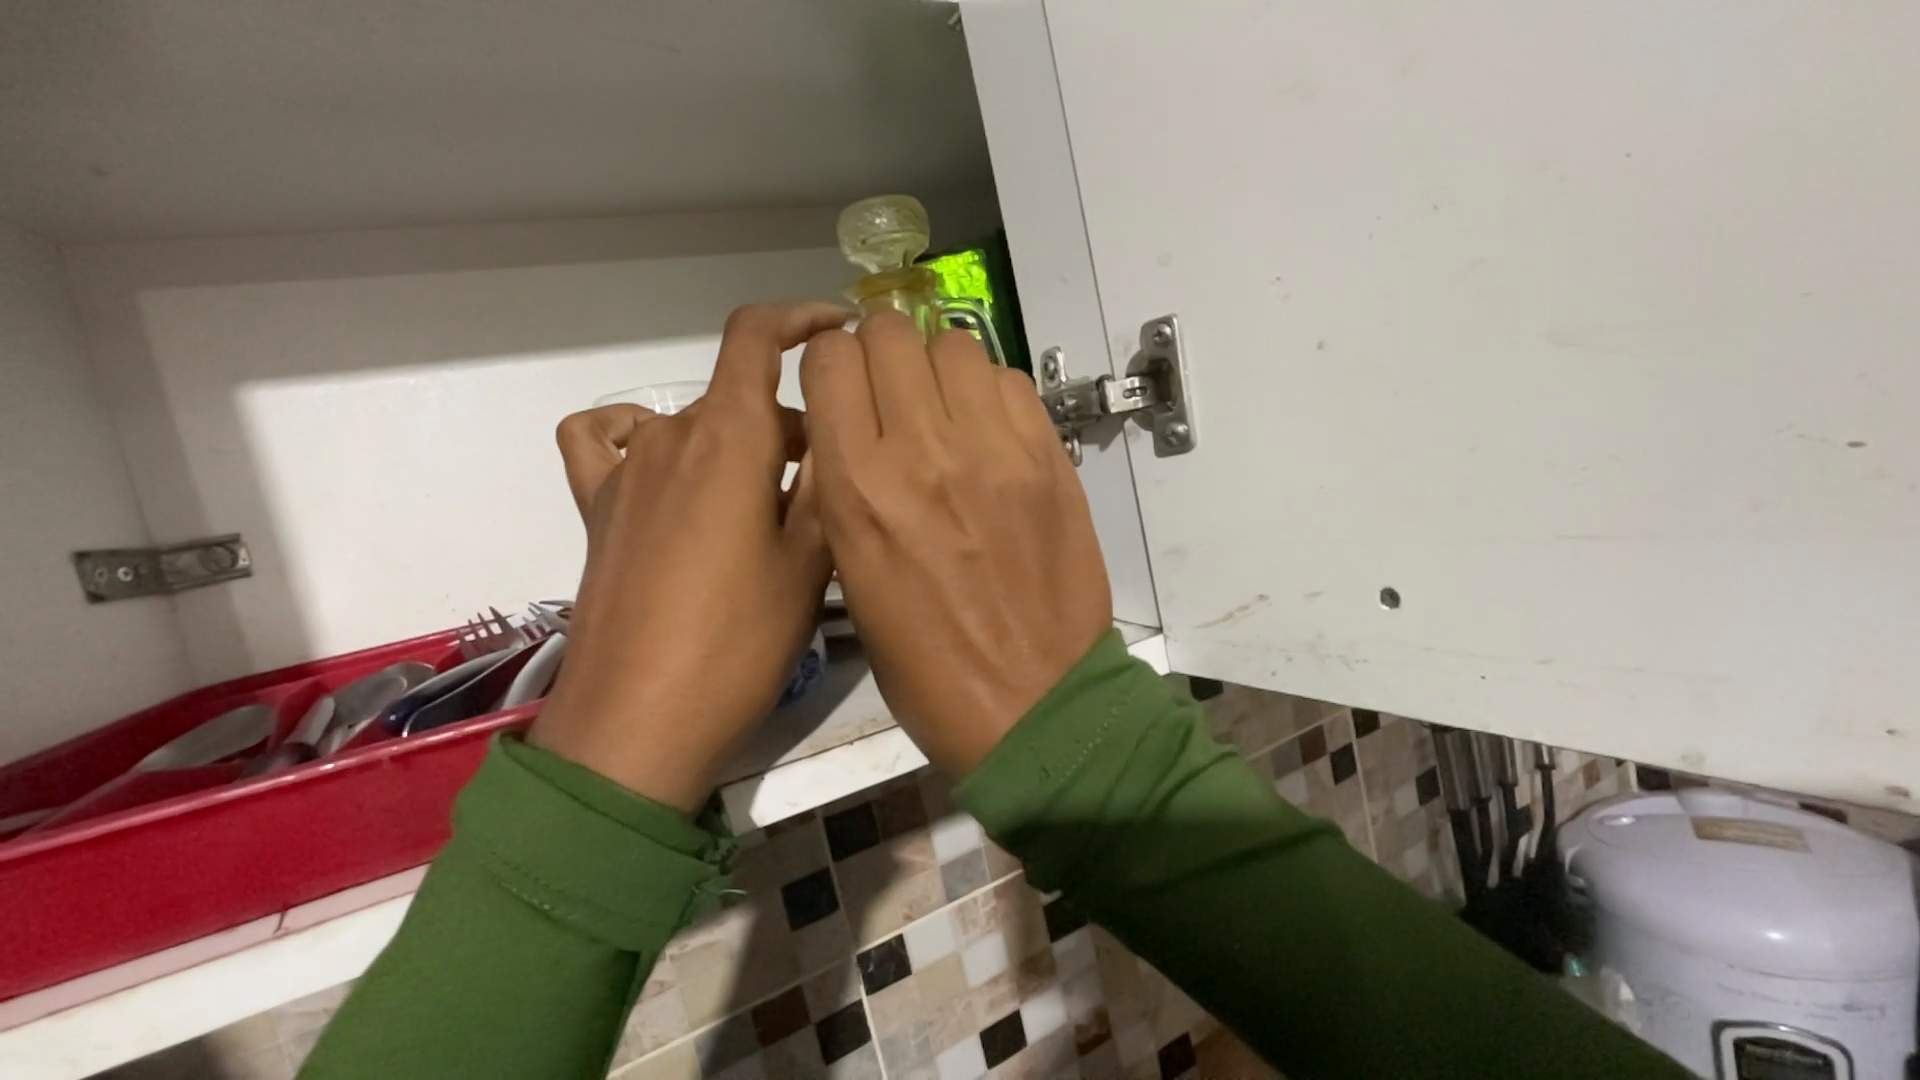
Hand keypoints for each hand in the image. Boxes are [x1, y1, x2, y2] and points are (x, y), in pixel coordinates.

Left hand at [530, 303, 847, 811]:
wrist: (639, 721)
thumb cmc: (739, 643)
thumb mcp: (812, 562)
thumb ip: (830, 480)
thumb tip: (839, 421)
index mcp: (729, 439)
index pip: (755, 337)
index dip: (801, 318)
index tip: (839, 327)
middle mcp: (670, 437)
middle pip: (740, 397)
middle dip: (792, 423)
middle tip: (832, 485)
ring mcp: (624, 473)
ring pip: (696, 426)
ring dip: (740, 446)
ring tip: (768, 506)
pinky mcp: (597, 511)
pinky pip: (609, 443)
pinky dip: (641, 438)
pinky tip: (666, 470)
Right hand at [800, 312, 1112, 773]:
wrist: (1031, 704)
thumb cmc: (926, 666)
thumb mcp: (854, 580)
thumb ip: (850, 491)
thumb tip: (861, 434)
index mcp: (857, 490)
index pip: (830, 358)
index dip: (831, 362)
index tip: (842, 384)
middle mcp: (921, 451)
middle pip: (891, 333)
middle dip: (881, 352)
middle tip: (892, 392)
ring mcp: (994, 449)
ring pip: (954, 345)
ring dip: (938, 368)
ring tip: (944, 412)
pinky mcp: (1049, 457)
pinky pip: (1010, 382)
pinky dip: (991, 393)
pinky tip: (990, 435)